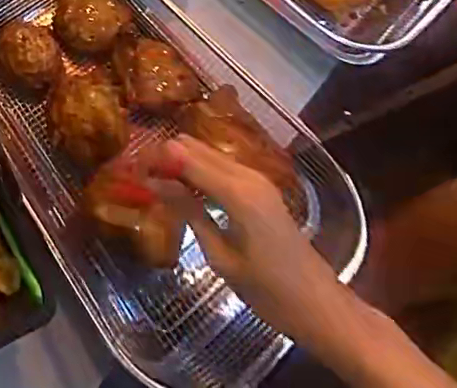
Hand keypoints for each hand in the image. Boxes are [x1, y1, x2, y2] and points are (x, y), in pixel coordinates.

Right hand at [150, 136, 359, 345]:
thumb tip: (153, 182)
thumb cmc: (272, 293)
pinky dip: (196, 169)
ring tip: (156, 184)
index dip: (153, 159)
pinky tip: (184, 190)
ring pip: (204, 151)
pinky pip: (218, 164)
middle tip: (140, 178)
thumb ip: (188, 212)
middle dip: (163, 157)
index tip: (131, 172)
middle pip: (192, 145)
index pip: (182, 155)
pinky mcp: (259, 187)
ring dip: (178, 161)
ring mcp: (255, 178)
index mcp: (236, 192)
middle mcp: (246, 175)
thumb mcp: (221, 258)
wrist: (325, 310)